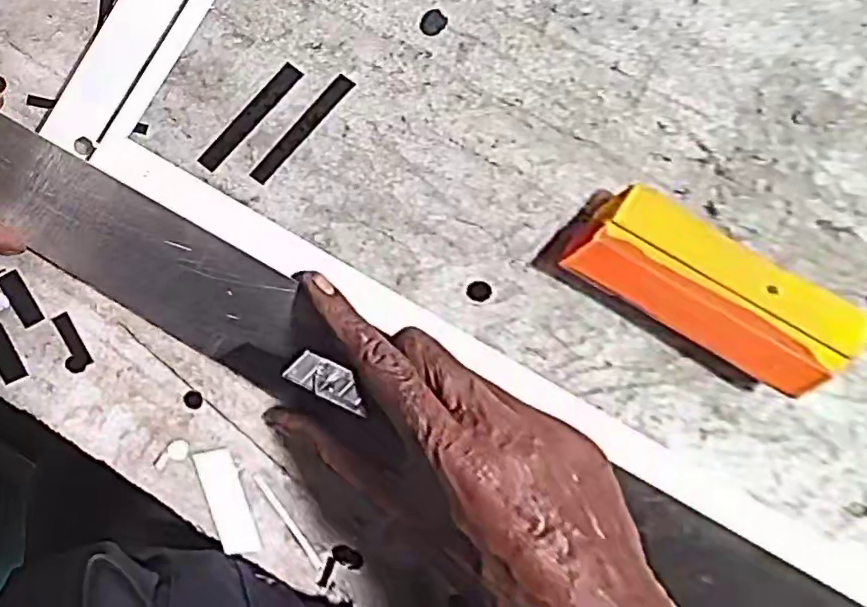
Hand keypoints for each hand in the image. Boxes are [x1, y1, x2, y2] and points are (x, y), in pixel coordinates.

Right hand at [269, 274, 673, 606]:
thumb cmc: (506, 581)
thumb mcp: (411, 520)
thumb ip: (343, 458)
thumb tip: (296, 423)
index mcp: (455, 453)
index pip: (383, 361)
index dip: (344, 317)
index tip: (323, 289)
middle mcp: (502, 428)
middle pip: (422, 346)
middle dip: (396, 357)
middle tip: (391, 394)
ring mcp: (541, 424)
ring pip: (464, 366)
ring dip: (443, 388)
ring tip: (453, 440)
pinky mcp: (569, 428)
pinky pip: (511, 394)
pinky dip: (488, 412)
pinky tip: (496, 455)